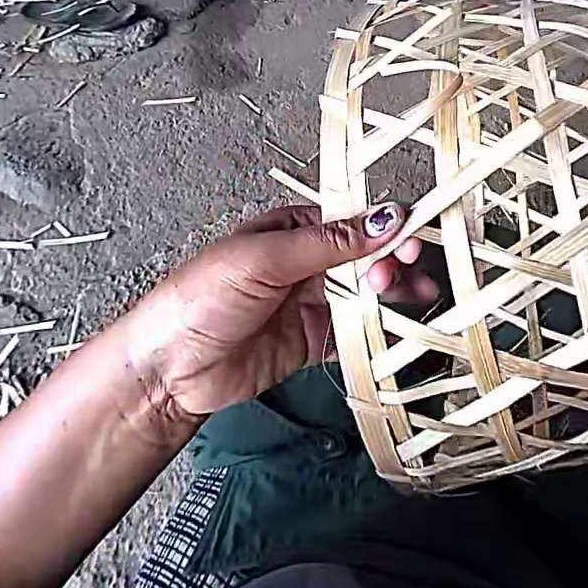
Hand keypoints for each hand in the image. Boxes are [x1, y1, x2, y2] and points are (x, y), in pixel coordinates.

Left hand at [122, 203, 426, 421]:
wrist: (168, 368)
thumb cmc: (201, 296)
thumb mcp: (266, 258)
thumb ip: (329, 243)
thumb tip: (383, 218)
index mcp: (294, 230)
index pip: (351, 221)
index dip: (384, 227)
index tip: (412, 234)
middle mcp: (307, 263)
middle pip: (365, 257)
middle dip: (390, 261)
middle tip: (403, 272)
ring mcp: (311, 302)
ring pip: (366, 293)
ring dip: (394, 293)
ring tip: (420, 297)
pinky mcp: (313, 340)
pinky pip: (356, 332)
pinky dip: (380, 329)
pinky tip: (400, 327)